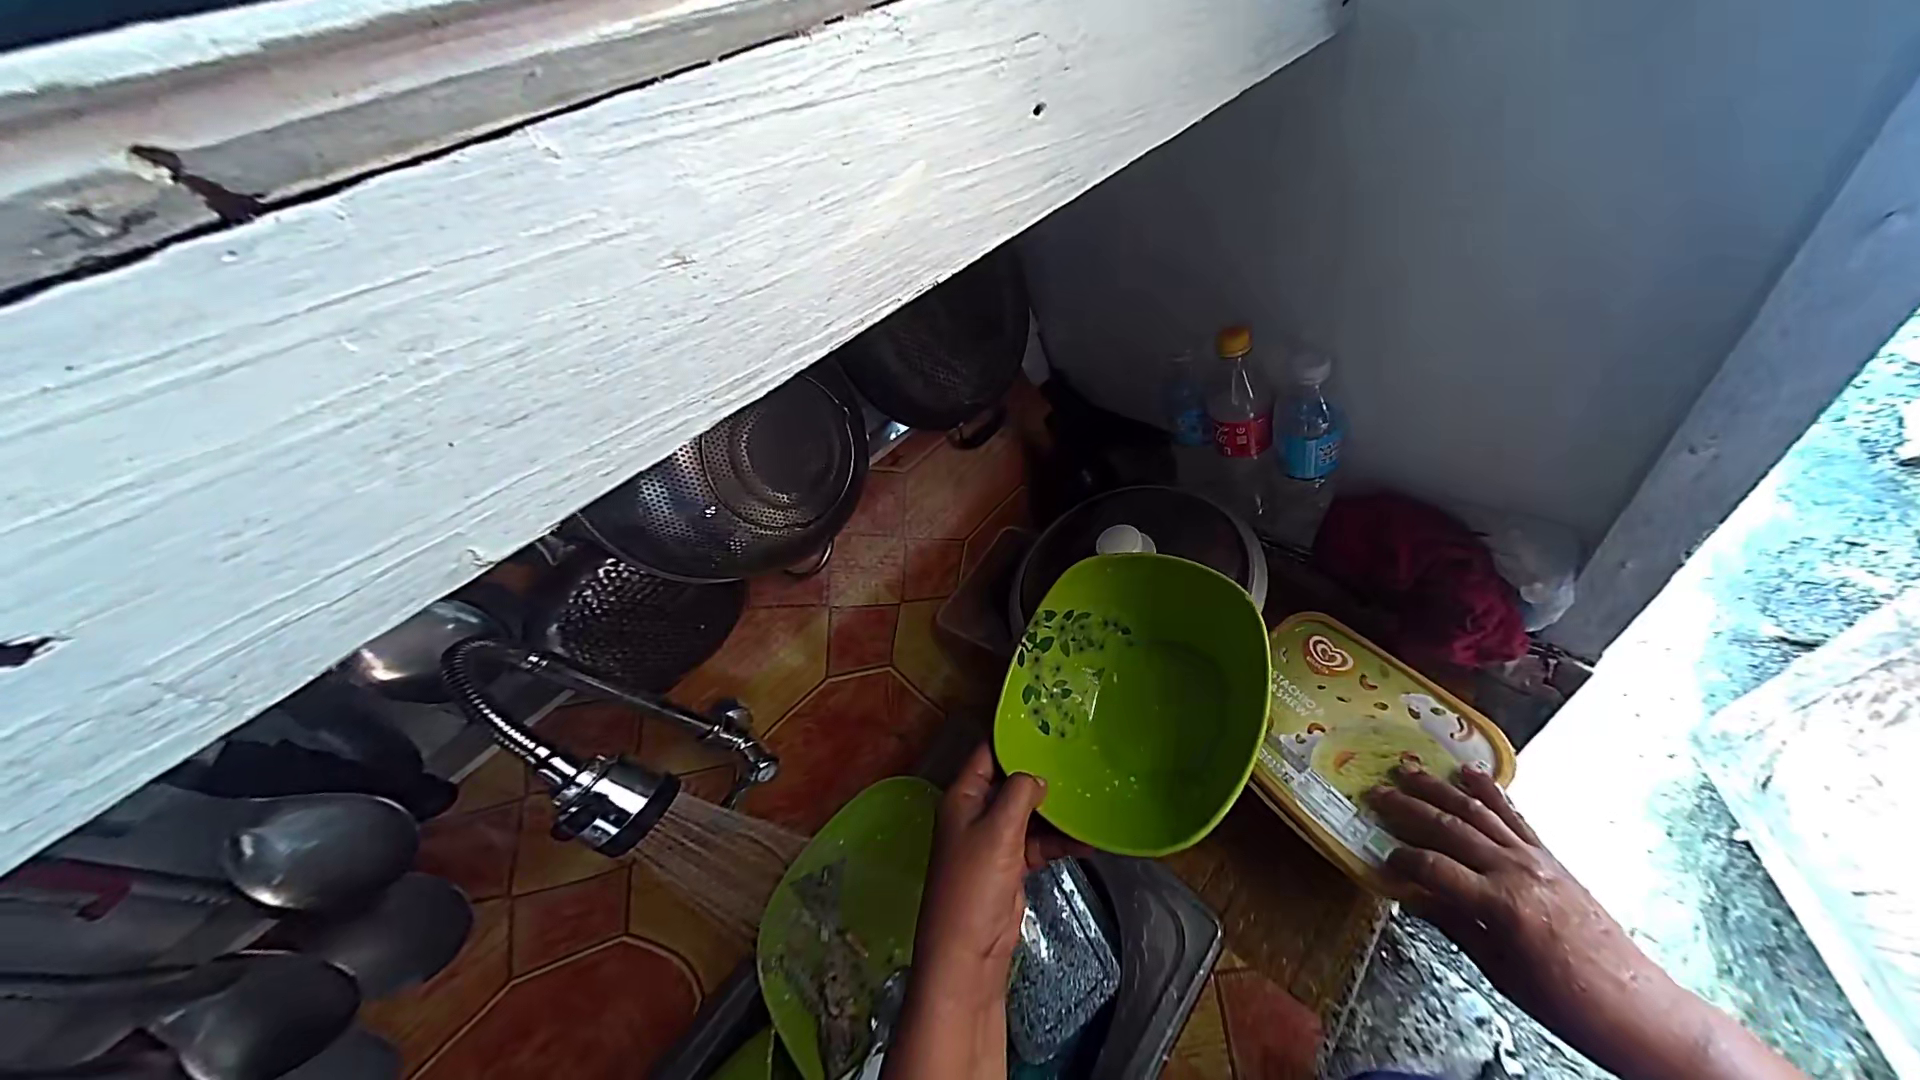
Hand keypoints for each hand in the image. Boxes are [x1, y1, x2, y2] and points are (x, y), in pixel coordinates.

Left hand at [884, 745, 1083, 1079]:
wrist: (969, 953)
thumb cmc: (974, 884)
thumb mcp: (997, 830)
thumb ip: (1019, 794)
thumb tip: (1037, 775)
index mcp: (963, 796)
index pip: (988, 754)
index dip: (1013, 739)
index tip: (1046, 725)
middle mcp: (976, 812)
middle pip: (1011, 782)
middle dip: (1040, 774)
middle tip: (1075, 758)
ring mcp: (993, 839)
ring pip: (1028, 813)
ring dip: (1055, 811)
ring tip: (1088, 799)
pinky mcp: (1009, 864)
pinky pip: (1037, 842)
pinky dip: (1057, 841)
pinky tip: (1086, 839)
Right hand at [1369, 766, 1804, 1079]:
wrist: (1642, 1012)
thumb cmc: (1565, 1002)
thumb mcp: (1500, 971)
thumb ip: (1453, 924)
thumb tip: (1410, 895)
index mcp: (1500, 904)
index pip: (1432, 867)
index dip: (1401, 861)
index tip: (1383, 861)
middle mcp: (1516, 872)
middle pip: (1449, 827)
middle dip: (1407, 807)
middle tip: (1376, 792)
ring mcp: (1535, 861)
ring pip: (1477, 812)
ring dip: (1438, 788)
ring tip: (1408, 768)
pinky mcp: (1551, 859)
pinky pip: (1515, 817)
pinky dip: (1490, 793)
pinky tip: (1469, 774)